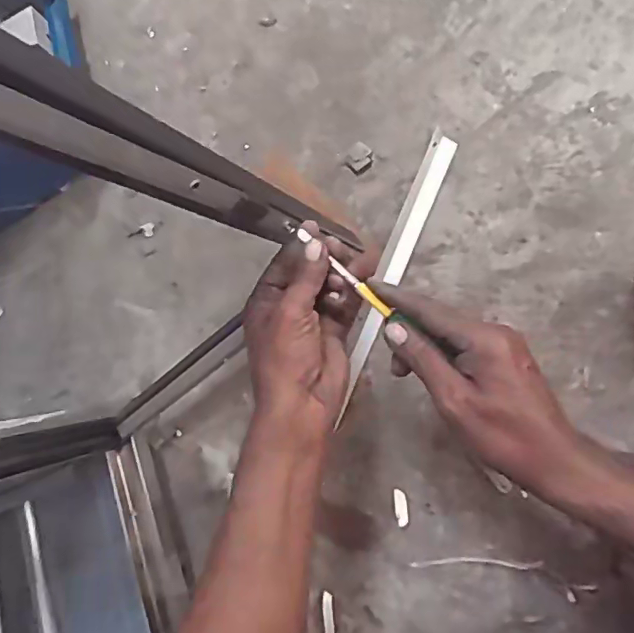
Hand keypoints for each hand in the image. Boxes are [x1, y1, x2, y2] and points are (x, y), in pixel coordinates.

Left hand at [242, 221, 376, 441]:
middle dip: (326, 260)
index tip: (317, 228)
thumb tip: (315, 245)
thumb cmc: (285, 359)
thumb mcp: (290, 312)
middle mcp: (289, 307)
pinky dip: (355, 293)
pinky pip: (346, 305)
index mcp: (267, 301)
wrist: (302, 405)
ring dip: (343, 275)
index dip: (301, 247)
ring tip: (358, 263)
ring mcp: (313, 319)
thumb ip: (306, 277)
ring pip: (330, 287)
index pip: (285, 265)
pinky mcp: (335, 331)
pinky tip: (366, 280)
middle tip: (342, 248)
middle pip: (310, 273)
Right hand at [378, 287, 592, 489]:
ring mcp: (504, 343)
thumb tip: (394, 326)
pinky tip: (434, 375)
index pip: (430, 309)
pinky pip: (466, 346)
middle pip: (441, 320)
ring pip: (452, 334)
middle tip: (393, 367)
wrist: (553, 459)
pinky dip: (444, 355)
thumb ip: (423, 359)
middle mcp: (495, 331)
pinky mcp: (507, 357)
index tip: (371, 286)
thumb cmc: (501, 436)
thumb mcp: (453, 399)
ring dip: (426, 348)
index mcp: (483, 337)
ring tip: (408, 376)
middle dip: (410, 333)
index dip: (398, 298)